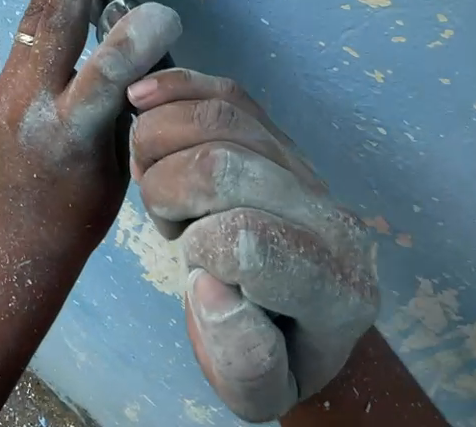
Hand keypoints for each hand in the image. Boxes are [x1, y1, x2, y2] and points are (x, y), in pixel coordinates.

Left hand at [0, 0, 181, 263]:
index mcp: (67, 133)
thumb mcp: (117, 168)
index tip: (168, 10)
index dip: (135, 39)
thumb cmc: (80, 212)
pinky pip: (31, 25)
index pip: (102, 74)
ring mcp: (10, 86)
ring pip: (37, 13)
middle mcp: (29, 101)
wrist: (17, 237)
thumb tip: (144, 42)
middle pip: (55, 22)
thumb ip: (126, 102)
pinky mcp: (5, 80)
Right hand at [127, 68, 378, 422]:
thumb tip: (213, 285)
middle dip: (168, 188)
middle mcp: (329, 214)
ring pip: (220, 115)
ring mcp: (304, 165)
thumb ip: (241, 358)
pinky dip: (174, 87)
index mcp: (336, 287)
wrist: (301, 312)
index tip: (195, 269)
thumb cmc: (275, 350)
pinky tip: (140, 97)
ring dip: (160, 141)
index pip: (252, 241)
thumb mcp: (258, 390)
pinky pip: (225, 90)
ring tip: (156, 178)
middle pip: (225, 164)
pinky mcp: (275, 133)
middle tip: (165, 219)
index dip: (201, 249)